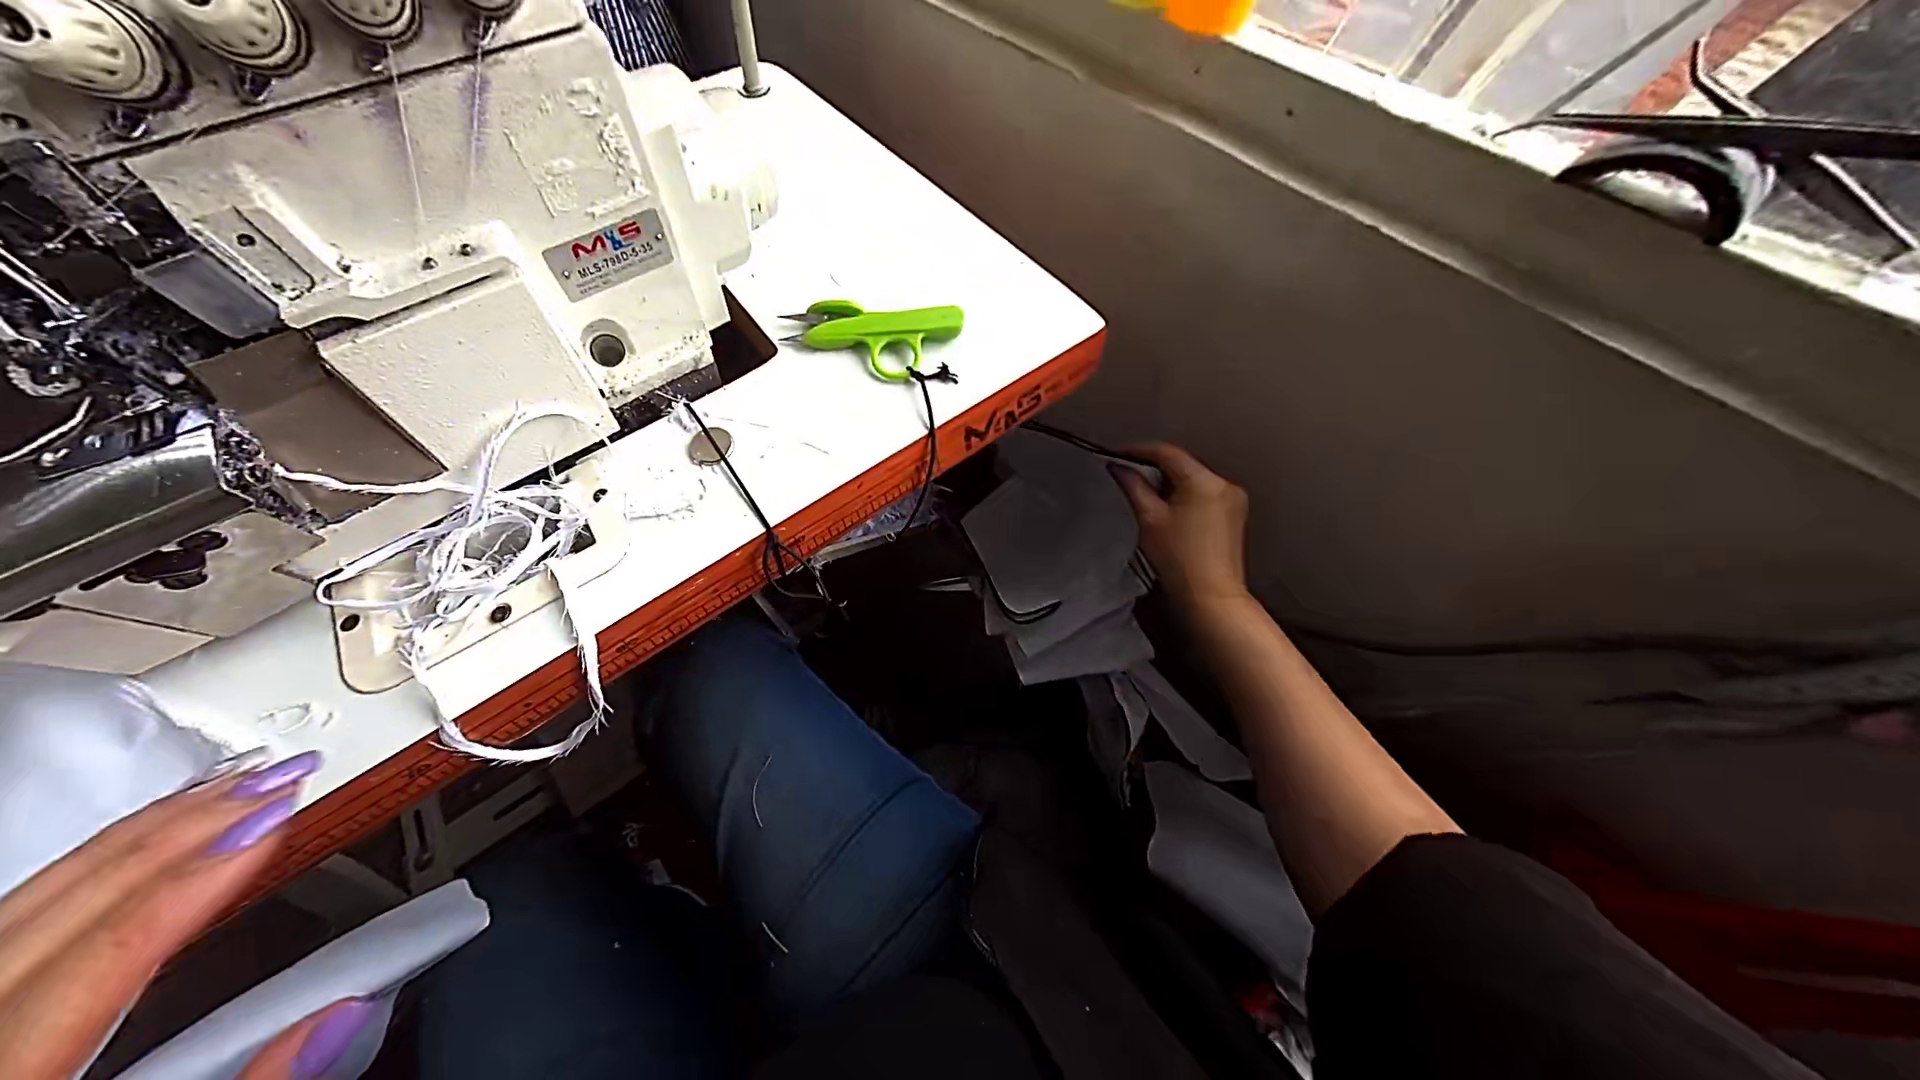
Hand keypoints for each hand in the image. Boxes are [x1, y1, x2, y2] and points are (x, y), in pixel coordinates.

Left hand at [0, 751, 365, 1079]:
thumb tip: (340, 1013)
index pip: (105, 958)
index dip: (201, 874)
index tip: (278, 811)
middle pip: (58, 913)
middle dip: (184, 829)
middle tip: (278, 774)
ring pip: (22, 901)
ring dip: (143, 833)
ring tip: (226, 784)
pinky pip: (9, 919)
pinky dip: (92, 864)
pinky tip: (147, 840)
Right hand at [1112, 442, 1249, 610]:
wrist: (1210, 596)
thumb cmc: (1180, 561)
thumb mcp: (1149, 518)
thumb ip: (1132, 486)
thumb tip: (1119, 468)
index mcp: (1204, 481)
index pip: (1167, 453)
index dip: (1138, 450)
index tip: (1118, 454)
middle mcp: (1224, 485)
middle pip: (1182, 465)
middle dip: (1154, 469)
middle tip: (1128, 477)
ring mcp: (1232, 500)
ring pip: (1192, 479)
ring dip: (1169, 484)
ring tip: (1147, 499)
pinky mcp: (1233, 515)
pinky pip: (1204, 494)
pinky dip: (1185, 496)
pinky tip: (1170, 513)